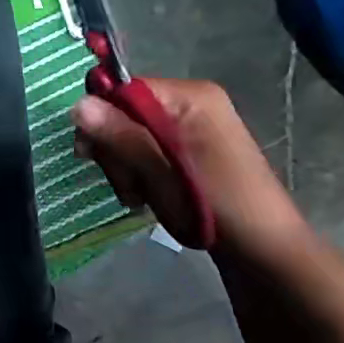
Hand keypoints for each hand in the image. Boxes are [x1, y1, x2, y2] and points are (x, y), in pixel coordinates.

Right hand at [71, 78, 306, 258]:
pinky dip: (139, 173)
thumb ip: (121, 136)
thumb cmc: (215, 207)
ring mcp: (190, 128)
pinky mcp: (188, 151)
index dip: (101, 119)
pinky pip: (145, 150)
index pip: (122, 89)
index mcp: (190, 96)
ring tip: (140, 196)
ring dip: (125, 168)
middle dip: (115, 150)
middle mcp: (190, 104)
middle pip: (123, 112)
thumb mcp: (162, 171)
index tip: (91, 154)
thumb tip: (78, 105)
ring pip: (129, 135)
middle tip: (128, 184)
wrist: (265, 253)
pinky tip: (147, 196)